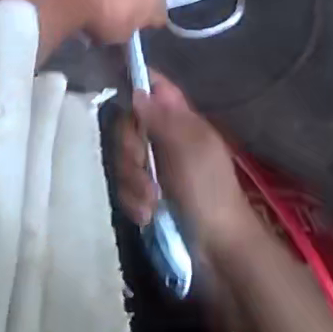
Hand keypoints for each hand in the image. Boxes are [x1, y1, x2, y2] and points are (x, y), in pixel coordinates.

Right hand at [116, 71, 255, 248]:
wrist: (219, 252)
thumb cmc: (208, 192)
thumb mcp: (186, 149)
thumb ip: (160, 118)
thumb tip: (136, 90)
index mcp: (181, 121)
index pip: (154, 85)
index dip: (135, 79)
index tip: (113, 80)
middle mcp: (165, 139)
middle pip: (128, 124)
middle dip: (129, 148)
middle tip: (142, 165)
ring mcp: (155, 168)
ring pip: (123, 157)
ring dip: (132, 181)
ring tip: (150, 202)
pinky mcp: (146, 194)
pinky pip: (124, 185)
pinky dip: (133, 201)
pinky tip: (146, 215)